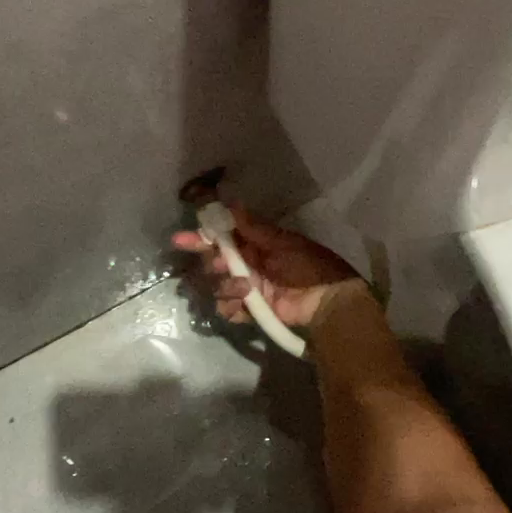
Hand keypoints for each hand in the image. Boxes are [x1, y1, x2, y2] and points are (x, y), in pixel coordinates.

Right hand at [172, 205, 369, 327]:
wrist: (327, 300)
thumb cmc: (308, 264)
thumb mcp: (283, 242)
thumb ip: (254, 227)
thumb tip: (231, 202)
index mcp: (255, 244)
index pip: (222, 237)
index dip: (202, 237)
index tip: (183, 238)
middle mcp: (247, 264)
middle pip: (214, 262)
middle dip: (209, 262)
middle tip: (216, 265)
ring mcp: (248, 288)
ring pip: (218, 286)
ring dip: (225, 286)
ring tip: (245, 287)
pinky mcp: (251, 309)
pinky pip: (228, 309)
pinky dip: (231, 307)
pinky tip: (243, 304)